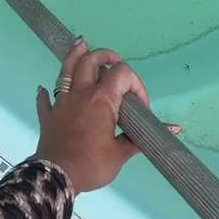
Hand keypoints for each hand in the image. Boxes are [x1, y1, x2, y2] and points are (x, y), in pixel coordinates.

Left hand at [33, 39, 173, 191]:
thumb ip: (140, 138)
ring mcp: (61, 102)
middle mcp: (80, 93)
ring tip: (81, 43)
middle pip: (89, 61)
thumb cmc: (92, 163)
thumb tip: (174, 129)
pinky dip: (46, 93)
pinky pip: (45, 99)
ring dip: (73, 55)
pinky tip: (44, 90)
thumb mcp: (120, 154)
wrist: (57, 175)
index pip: (121, 74)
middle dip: (103, 55)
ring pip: (65, 70)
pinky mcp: (48, 115)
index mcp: (101, 100)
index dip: (135, 83)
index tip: (140, 105)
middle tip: (114, 58)